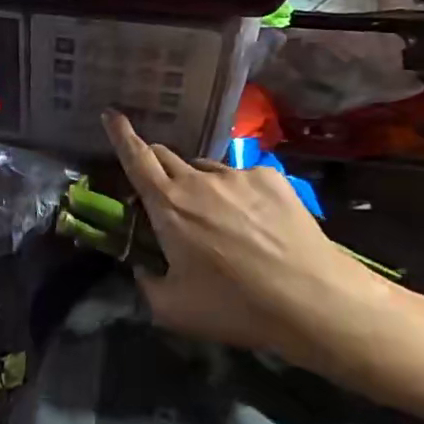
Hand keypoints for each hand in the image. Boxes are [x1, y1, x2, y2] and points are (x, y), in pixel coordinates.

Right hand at [102, 110, 392, 362]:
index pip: (136, 158)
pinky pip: (243, 178)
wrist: (313, 300)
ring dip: (199, 185)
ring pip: (205, 169)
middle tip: (162, 193)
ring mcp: (237, 174)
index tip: (111, 113)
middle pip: (167, 156)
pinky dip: (239, 194)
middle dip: (156, 164)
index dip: (120, 134)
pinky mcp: (271, 177)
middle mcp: (198, 180)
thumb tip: (143, 268)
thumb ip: (146, 283)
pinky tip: (258, 223)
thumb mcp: (173, 310)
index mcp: (168, 206)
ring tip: (221, 221)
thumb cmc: (235, 307)